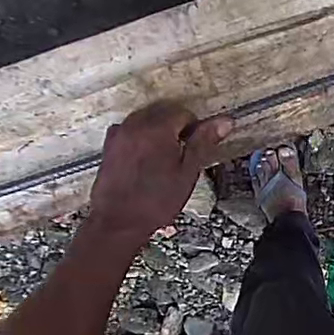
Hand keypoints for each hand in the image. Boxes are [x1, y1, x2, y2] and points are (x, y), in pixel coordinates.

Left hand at [82, 102, 231, 249]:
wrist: (119, 222)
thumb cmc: (155, 201)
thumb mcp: (188, 171)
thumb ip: (203, 142)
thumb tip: (224, 122)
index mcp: (157, 129)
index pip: (183, 113)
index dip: (194, 129)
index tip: (195, 147)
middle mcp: (135, 125)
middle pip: (163, 112)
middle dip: (176, 127)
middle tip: (183, 153)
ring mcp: (119, 134)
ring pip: (146, 120)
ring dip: (158, 131)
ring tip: (165, 158)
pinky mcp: (109, 146)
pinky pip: (130, 130)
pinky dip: (141, 138)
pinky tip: (146, 160)